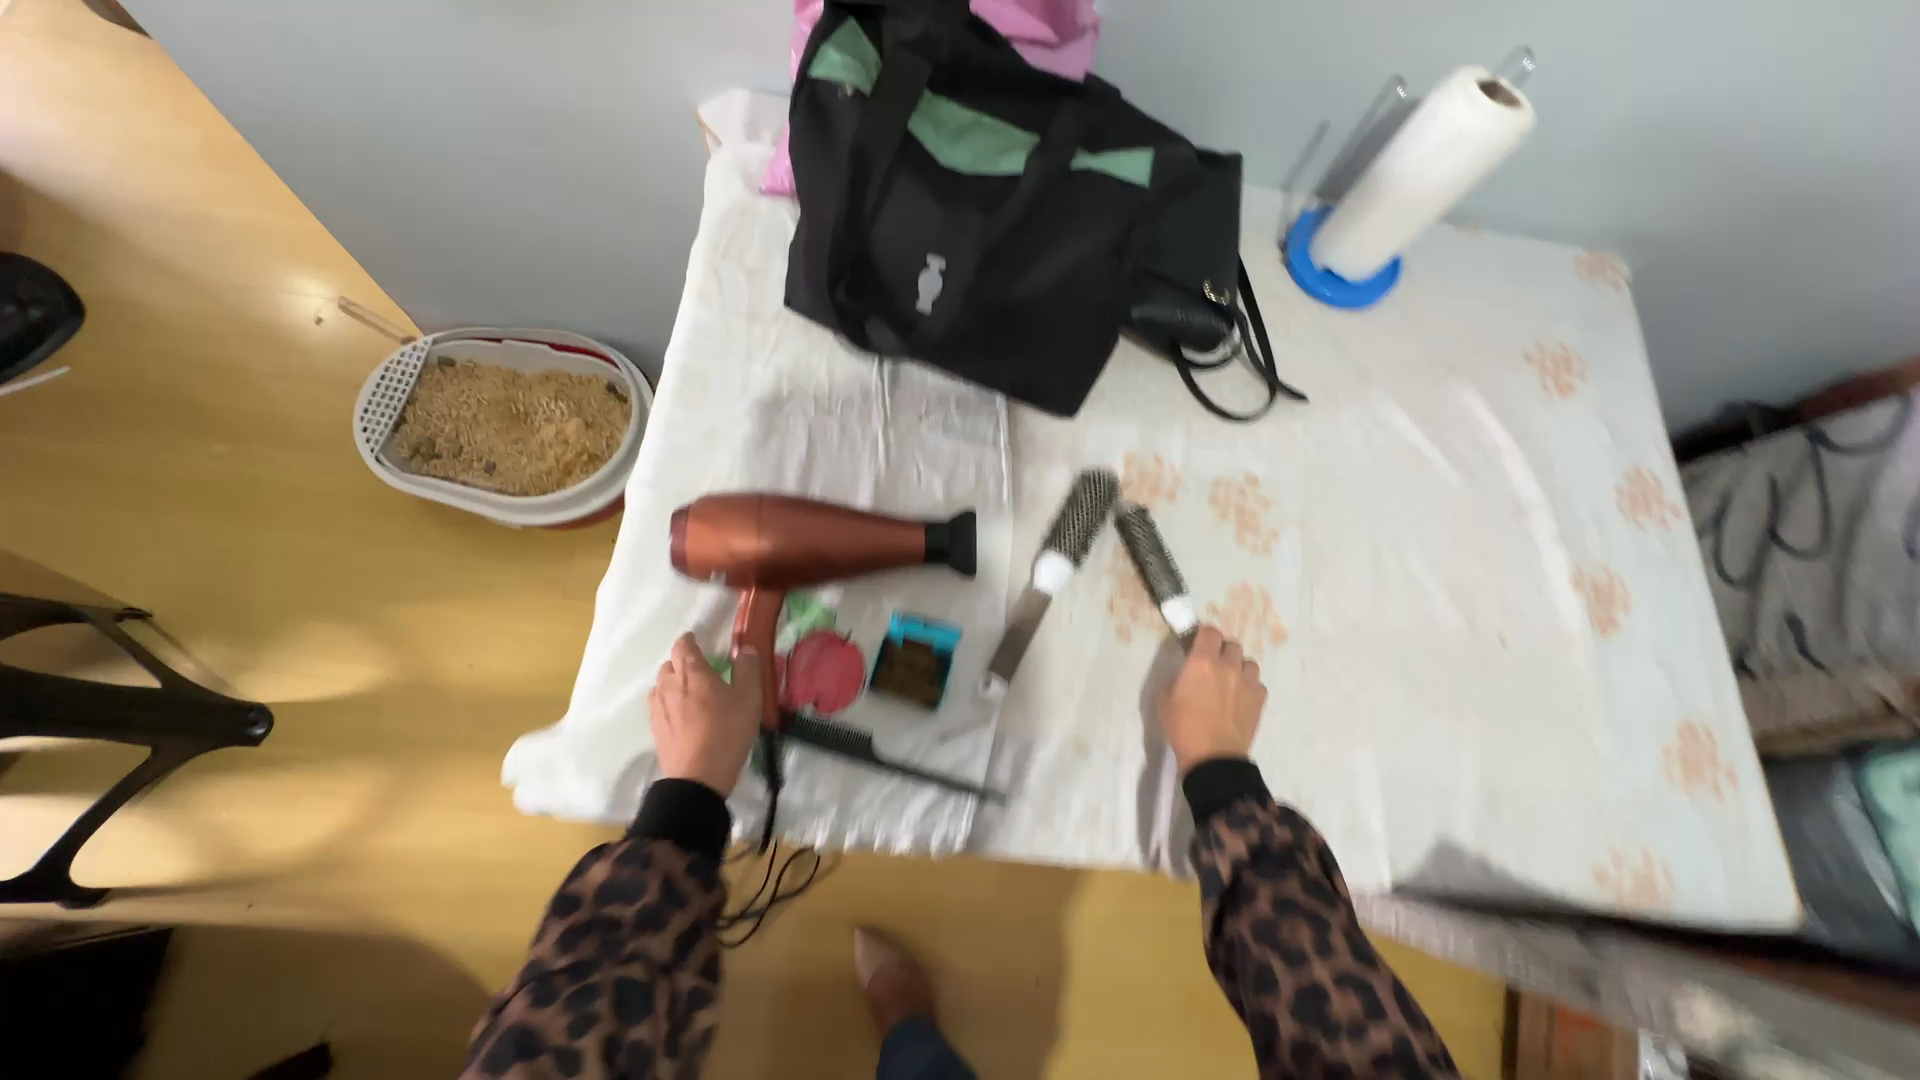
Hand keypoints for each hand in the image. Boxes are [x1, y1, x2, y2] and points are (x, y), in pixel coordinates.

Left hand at [648, 633, 762, 796]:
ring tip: (690, 692)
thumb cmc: (728, 731)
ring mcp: (659, 708)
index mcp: (693, 672)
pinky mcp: (656, 728)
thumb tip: (744, 649)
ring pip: (661, 685)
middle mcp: (670, 685)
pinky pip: (658, 705)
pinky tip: (682, 714)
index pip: (683, 646)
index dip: (690, 640)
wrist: (699, 776)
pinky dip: (668, 702)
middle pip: (669, 664)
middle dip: (682, 662)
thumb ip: (747, 668)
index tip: (698, 640)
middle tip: (701, 670)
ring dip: (673, 682)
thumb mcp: (749, 697)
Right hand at [1157, 625, 1266, 774]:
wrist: (1212, 757)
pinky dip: (1249, 686)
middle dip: (1222, 650)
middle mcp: (1228, 666)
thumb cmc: (1182, 727)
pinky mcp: (1260, 699)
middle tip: (1213, 665)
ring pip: (1248, 662)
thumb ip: (1176, 678)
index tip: (1198, 644)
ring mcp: (1248, 682)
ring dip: (1239, 667)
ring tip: (1230, 682)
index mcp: (1202, 662)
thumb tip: (1186, 674)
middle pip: (1232, 644)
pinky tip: (1240, 700)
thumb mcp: (1164, 699)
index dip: (1204, 635)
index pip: (1210, 631)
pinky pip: (1257, 683)